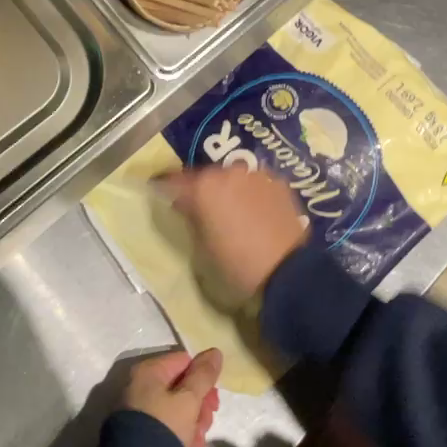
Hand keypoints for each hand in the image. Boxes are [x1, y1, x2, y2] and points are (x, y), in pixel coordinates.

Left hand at [122, 349, 223, 446]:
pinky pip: (167, 425)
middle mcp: (141, 386)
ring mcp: (140, 410)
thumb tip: (215, 352)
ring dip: (193, 422)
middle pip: (182, 386)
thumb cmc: (165, 426)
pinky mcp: (142, 432)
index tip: (213, 400)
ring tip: (197, 440)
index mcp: (149, 372)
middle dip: (200, 405)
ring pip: (177, 408)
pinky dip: (181, 434)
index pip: (185, 361)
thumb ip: (204, 375)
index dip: (203, 378)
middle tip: (207, 422)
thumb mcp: (189, 399)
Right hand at [159, 166, 309, 302]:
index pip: (173, 182)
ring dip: (228, 189)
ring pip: (233, 177)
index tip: (159, 194)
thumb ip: (192, 221)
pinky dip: (251, 193)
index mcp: (203, 188)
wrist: (287, 273)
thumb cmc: (236, 267)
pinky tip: (255, 212)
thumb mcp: (201, 250)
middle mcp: (228, 173)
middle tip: (199, 208)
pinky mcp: (279, 183)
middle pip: (206, 177)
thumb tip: (190, 208)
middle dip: (200, 190)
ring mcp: (256, 175)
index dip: (164, 189)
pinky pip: (256, 184)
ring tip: (231, 210)